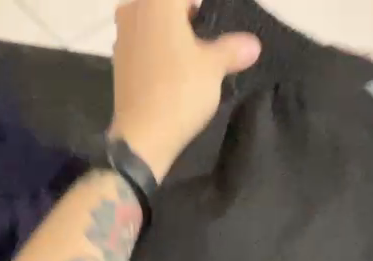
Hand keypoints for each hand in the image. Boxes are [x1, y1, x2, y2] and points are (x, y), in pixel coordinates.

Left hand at [109, 0, 261, 181]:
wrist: (143, 136)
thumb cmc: (180, 92)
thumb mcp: (214, 68)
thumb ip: (232, 49)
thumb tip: (253, 43)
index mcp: (158, 3)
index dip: (202, 11)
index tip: (213, 27)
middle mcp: (134, 10)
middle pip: (166, 5)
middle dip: (187, 19)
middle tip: (207, 42)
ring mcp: (122, 35)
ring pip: (153, 24)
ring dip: (172, 36)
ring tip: (192, 60)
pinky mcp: (118, 61)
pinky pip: (143, 45)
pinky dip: (158, 52)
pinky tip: (173, 75)